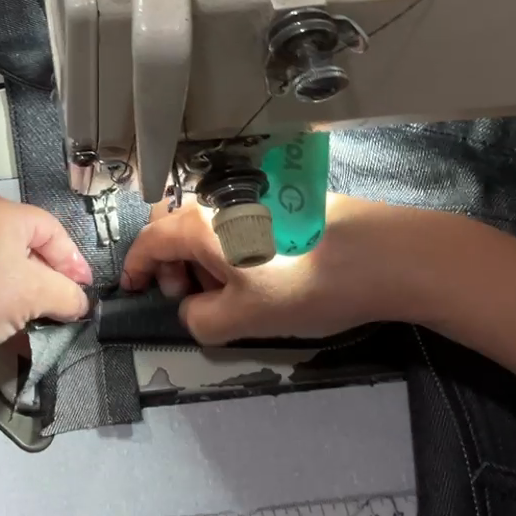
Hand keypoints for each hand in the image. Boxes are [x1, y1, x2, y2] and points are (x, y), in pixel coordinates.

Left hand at [0, 193, 93, 386]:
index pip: (50, 230)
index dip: (73, 261)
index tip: (85, 291)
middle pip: (22, 239)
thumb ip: (66, 294)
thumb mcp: (34, 296)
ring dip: (17, 281)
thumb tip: (78, 300)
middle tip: (60, 300)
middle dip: (45, 271)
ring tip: (28, 311)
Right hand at [120, 194, 460, 344]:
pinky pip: (236, 221)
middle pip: (173, 226)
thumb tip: (193, 310)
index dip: (135, 269)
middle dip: (170, 262)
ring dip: (201, 257)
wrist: (382, 254)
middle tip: (189, 297)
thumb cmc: (303, 285)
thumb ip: (200, 320)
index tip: (133, 290)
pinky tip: (261, 274)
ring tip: (229, 291)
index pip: (148, 242)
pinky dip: (230, 247)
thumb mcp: (243, 319)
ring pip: (206, 225)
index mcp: (198, 224)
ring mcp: (251, 196)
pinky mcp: (280, 200)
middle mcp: (217, 200)